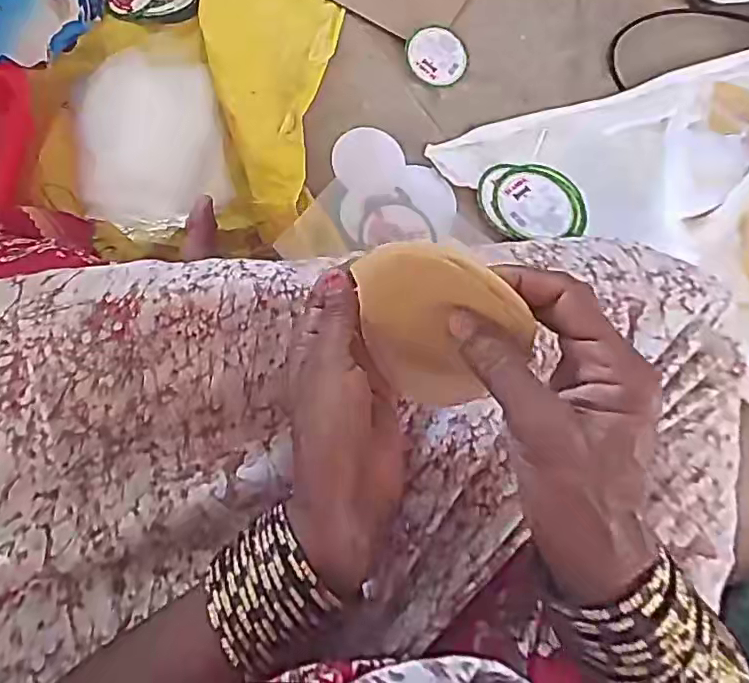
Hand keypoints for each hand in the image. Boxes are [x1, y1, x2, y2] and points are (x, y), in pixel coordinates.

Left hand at [289, 270, 406, 598]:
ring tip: (431, 282)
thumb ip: (335, 322)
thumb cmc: (331, 428)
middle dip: (378, 288)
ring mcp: (364, 372)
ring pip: (379, 331)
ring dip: (397, 311)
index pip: (326, 296)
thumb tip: (338, 273)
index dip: (346, 274)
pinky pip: (399, 355)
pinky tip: (436, 321)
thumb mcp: (328, 368)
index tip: (381, 251)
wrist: (352, 496)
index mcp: (312, 344)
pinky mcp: (390, 390)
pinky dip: (411, 338)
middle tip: (416, 261)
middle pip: (356, 310)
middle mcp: (337, 352)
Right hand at [452, 267, 661, 603]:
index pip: (571, 297)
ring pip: (554, 326)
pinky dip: (516, 339)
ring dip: (515, 314)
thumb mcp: (537, 428)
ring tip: (474, 308)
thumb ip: (501, 366)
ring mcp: (596, 381)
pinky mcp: (576, 396)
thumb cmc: (576, 498)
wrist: (595, 560)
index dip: (526, 280)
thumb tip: (461, 317)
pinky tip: (487, 340)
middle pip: (564, 306)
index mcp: (619, 366)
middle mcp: (614, 364)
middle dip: (518, 293)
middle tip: (471, 291)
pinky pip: (546, 351)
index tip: (481, 280)